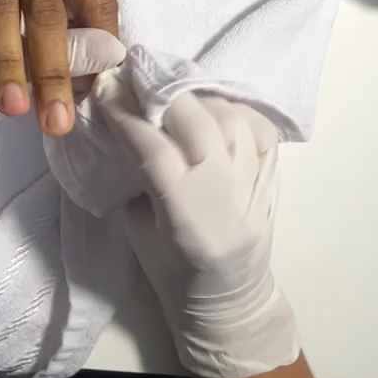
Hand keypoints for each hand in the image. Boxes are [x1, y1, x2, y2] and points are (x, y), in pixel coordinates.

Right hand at [95, 72, 298, 377]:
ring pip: (232, 119)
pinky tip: (208, 102)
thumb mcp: (136, 229)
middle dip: (160, 90)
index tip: (103, 87)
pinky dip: (231, 107)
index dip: (124, 113)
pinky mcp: (273, 179)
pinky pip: (260, 127)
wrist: (230, 305)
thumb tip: (114, 122)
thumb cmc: (171, 275)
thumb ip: (132, 174)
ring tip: (169, 87)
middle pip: (198, 122)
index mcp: (186, 223)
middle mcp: (227, 200)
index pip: (154, 150)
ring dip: (195, 94)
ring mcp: (256, 188)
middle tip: (134, 72)